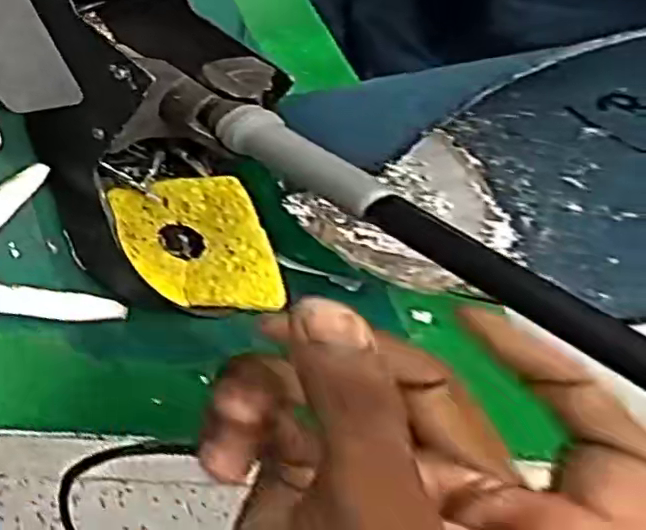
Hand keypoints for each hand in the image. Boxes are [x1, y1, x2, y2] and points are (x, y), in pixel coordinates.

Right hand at [199, 297, 645, 528]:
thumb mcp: (379, 516)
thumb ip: (355, 410)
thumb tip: (324, 314)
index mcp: (544, 528)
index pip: (598, 443)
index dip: (549, 373)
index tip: (469, 315)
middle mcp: (468, 501)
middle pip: (406, 387)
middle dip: (325, 363)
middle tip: (274, 336)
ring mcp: (380, 487)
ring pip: (321, 394)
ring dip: (260, 395)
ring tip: (233, 425)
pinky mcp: (310, 482)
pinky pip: (273, 420)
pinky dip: (238, 423)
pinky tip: (224, 451)